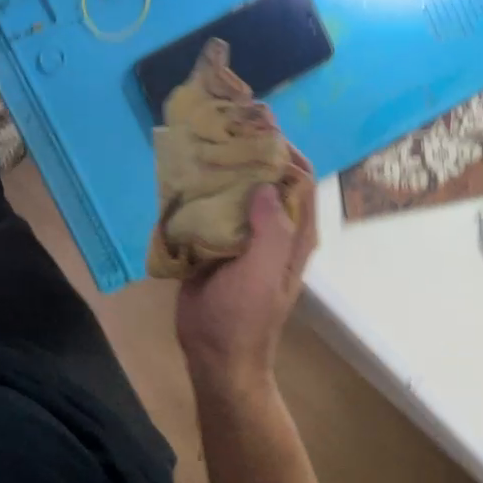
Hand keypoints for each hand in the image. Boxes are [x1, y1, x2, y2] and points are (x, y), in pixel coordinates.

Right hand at [176, 150, 317, 392]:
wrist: (214, 355)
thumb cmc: (243, 318)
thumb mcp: (262, 275)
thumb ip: (270, 231)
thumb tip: (263, 184)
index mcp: (294, 234)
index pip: (299, 178)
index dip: (285, 150)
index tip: (258, 127)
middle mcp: (273, 228)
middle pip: (268, 178)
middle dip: (250, 151)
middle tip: (222, 127)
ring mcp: (244, 235)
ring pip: (239, 190)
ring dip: (223, 167)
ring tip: (200, 143)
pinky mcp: (217, 242)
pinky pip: (213, 207)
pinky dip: (202, 188)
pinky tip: (182, 174)